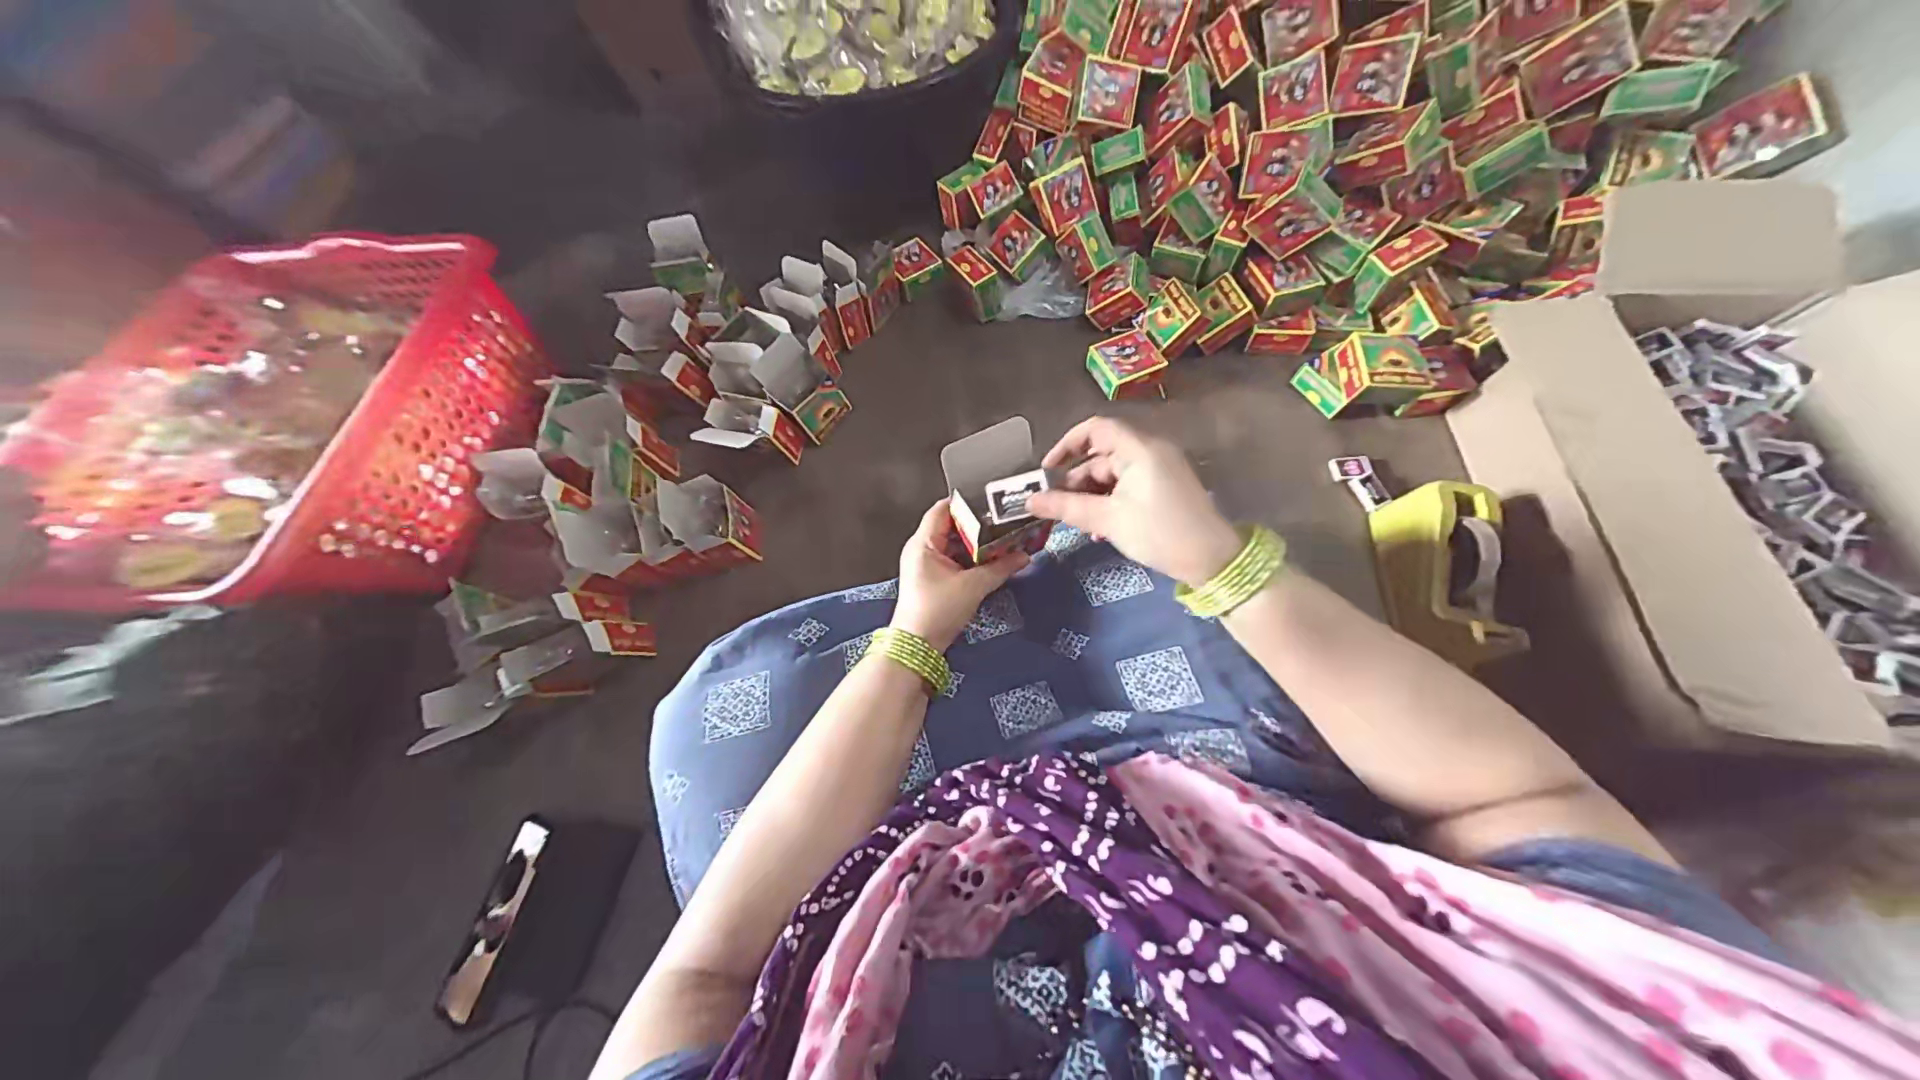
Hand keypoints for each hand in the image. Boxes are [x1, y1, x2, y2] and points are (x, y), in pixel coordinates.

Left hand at [890, 500, 1029, 650]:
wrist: (918, 646)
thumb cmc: (938, 610)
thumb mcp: (973, 586)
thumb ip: (1000, 568)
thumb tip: (1024, 556)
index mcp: (923, 542)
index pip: (943, 509)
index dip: (966, 502)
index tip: (991, 502)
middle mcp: (921, 548)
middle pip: (951, 525)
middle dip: (977, 524)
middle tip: (1003, 521)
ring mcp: (925, 563)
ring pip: (954, 543)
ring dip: (976, 542)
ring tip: (1002, 538)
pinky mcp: (932, 577)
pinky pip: (953, 558)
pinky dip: (970, 557)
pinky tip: (991, 558)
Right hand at [1026, 417, 1241, 586]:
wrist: (1212, 560)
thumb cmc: (1160, 533)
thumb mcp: (1109, 520)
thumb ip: (1067, 507)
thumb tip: (1030, 501)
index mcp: (1140, 449)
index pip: (1095, 429)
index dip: (1066, 445)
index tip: (1047, 470)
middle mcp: (1151, 451)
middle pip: (1102, 454)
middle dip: (1076, 479)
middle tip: (1057, 505)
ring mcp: (1159, 468)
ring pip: (1113, 473)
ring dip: (1091, 495)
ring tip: (1079, 522)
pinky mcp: (1164, 486)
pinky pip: (1127, 484)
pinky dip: (1110, 500)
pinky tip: (1100, 527)